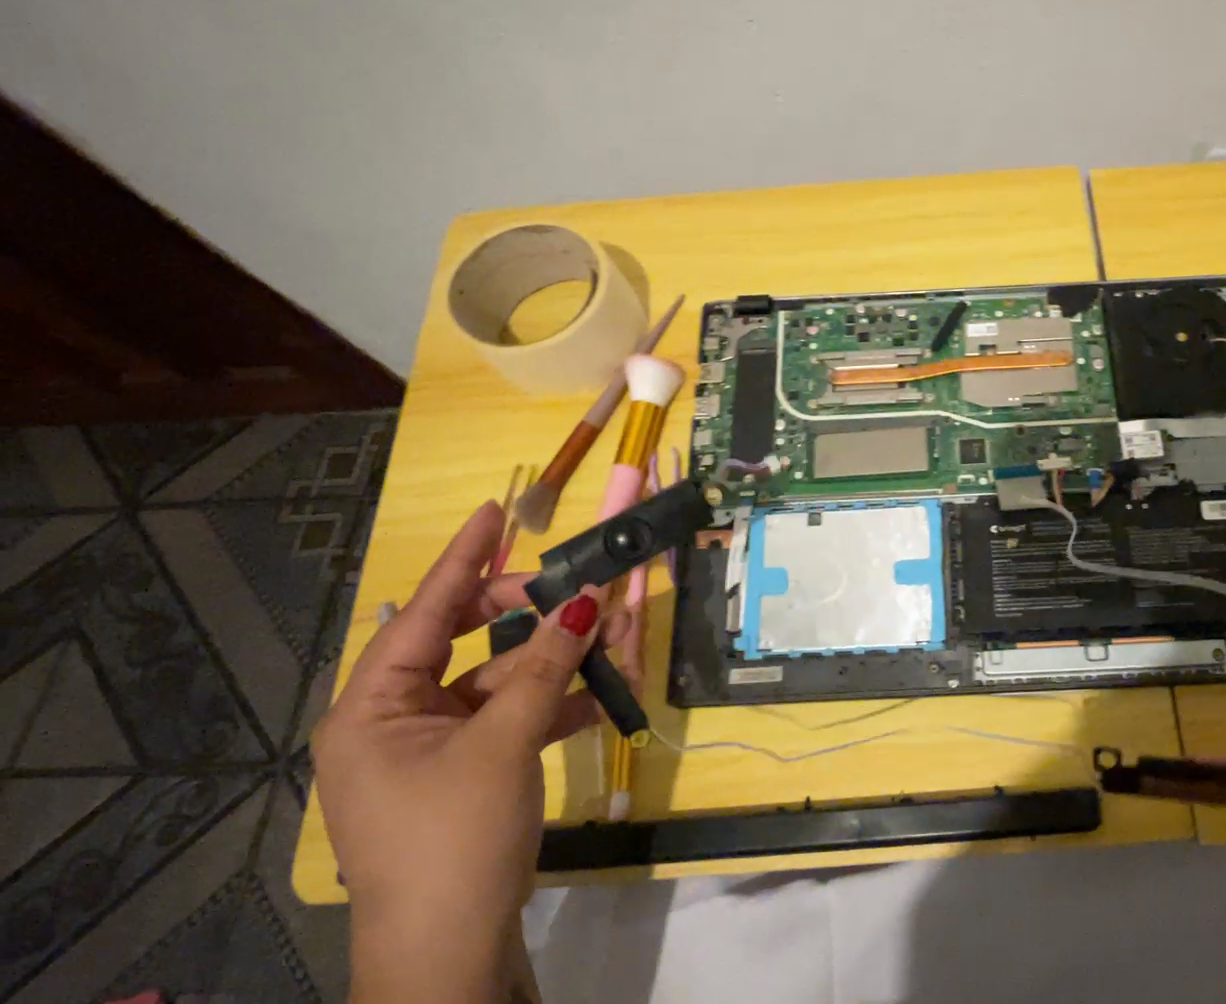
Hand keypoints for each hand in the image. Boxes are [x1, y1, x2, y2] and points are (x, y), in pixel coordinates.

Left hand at [313, 502, 627, 1002]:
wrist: (451, 954)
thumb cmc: (456, 838)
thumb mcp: (504, 743)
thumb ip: (546, 668)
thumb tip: (585, 601)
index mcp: (373, 707)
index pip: (423, 612)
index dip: (463, 559)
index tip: (496, 512)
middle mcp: (395, 721)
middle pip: (465, 644)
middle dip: (523, 617)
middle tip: (571, 590)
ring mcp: (432, 751)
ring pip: (500, 684)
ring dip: (554, 666)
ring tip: (611, 640)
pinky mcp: (467, 777)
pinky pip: (511, 723)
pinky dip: (552, 710)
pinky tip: (600, 701)